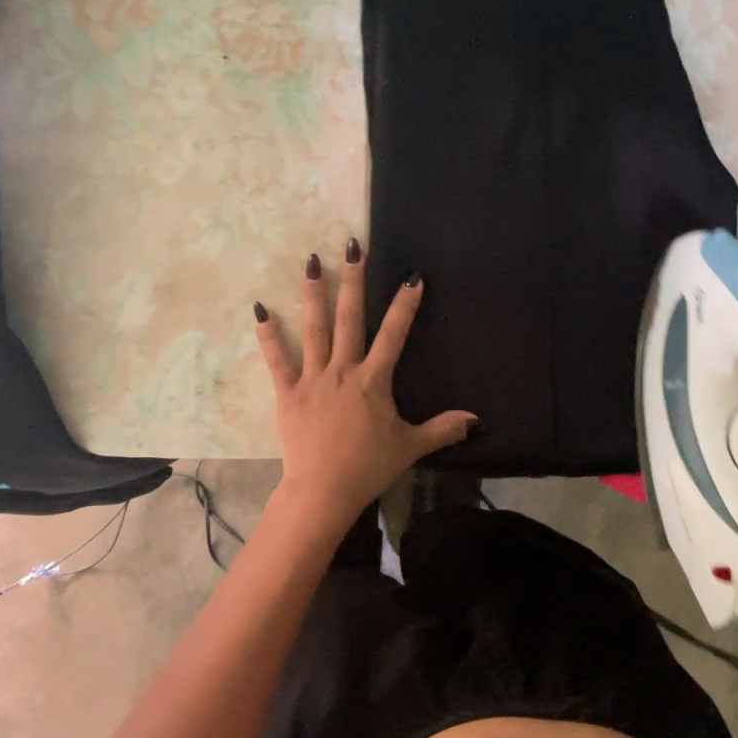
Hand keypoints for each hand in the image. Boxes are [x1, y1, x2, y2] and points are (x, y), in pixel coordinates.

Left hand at [254, 240, 476, 524]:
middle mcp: (343, 370)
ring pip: (314, 329)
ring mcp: (313, 379)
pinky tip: (260, 309)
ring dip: (314, 294)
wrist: (323, 491)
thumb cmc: (368, 467)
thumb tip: (476, 420)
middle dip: (353, 281)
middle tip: (352, 247)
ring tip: (311, 262)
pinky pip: (277, 360)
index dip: (405, 305)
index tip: (412, 276)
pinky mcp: (288, 393)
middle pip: (350, 318)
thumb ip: (442, 429)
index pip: (394, 334)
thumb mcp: (410, 447)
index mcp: (374, 380)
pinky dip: (269, 335)